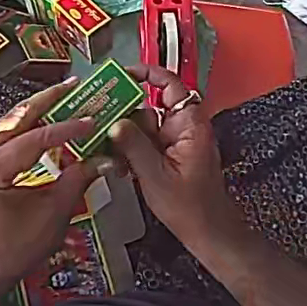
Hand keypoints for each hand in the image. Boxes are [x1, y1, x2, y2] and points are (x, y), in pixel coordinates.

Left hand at [0, 80, 100, 296]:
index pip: (36, 138)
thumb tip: (102, 159)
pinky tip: (46, 120)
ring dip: (37, 109)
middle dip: (48, 100)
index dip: (68, 129)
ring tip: (64, 96)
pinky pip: (5, 135)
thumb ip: (75, 182)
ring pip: (9, 122)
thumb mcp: (50, 217)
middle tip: (74, 86)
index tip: (93, 121)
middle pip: (17, 117)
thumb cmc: (11, 250)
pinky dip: (27, 125)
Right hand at [109, 64, 241, 248]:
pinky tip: (118, 164)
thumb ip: (134, 146)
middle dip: (124, 112)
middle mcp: (182, 128)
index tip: (122, 74)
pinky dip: (131, 150)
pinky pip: (145, 143)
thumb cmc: (189, 206)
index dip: (148, 74)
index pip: (171, 85)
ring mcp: (175, 142)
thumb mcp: (155, 175)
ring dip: (124, 136)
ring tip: (104, 145)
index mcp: (188, 125)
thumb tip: (114, 122)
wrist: (207, 232)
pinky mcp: (168, 155)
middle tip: (98, 114)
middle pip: (149, 107)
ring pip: (143, 126)